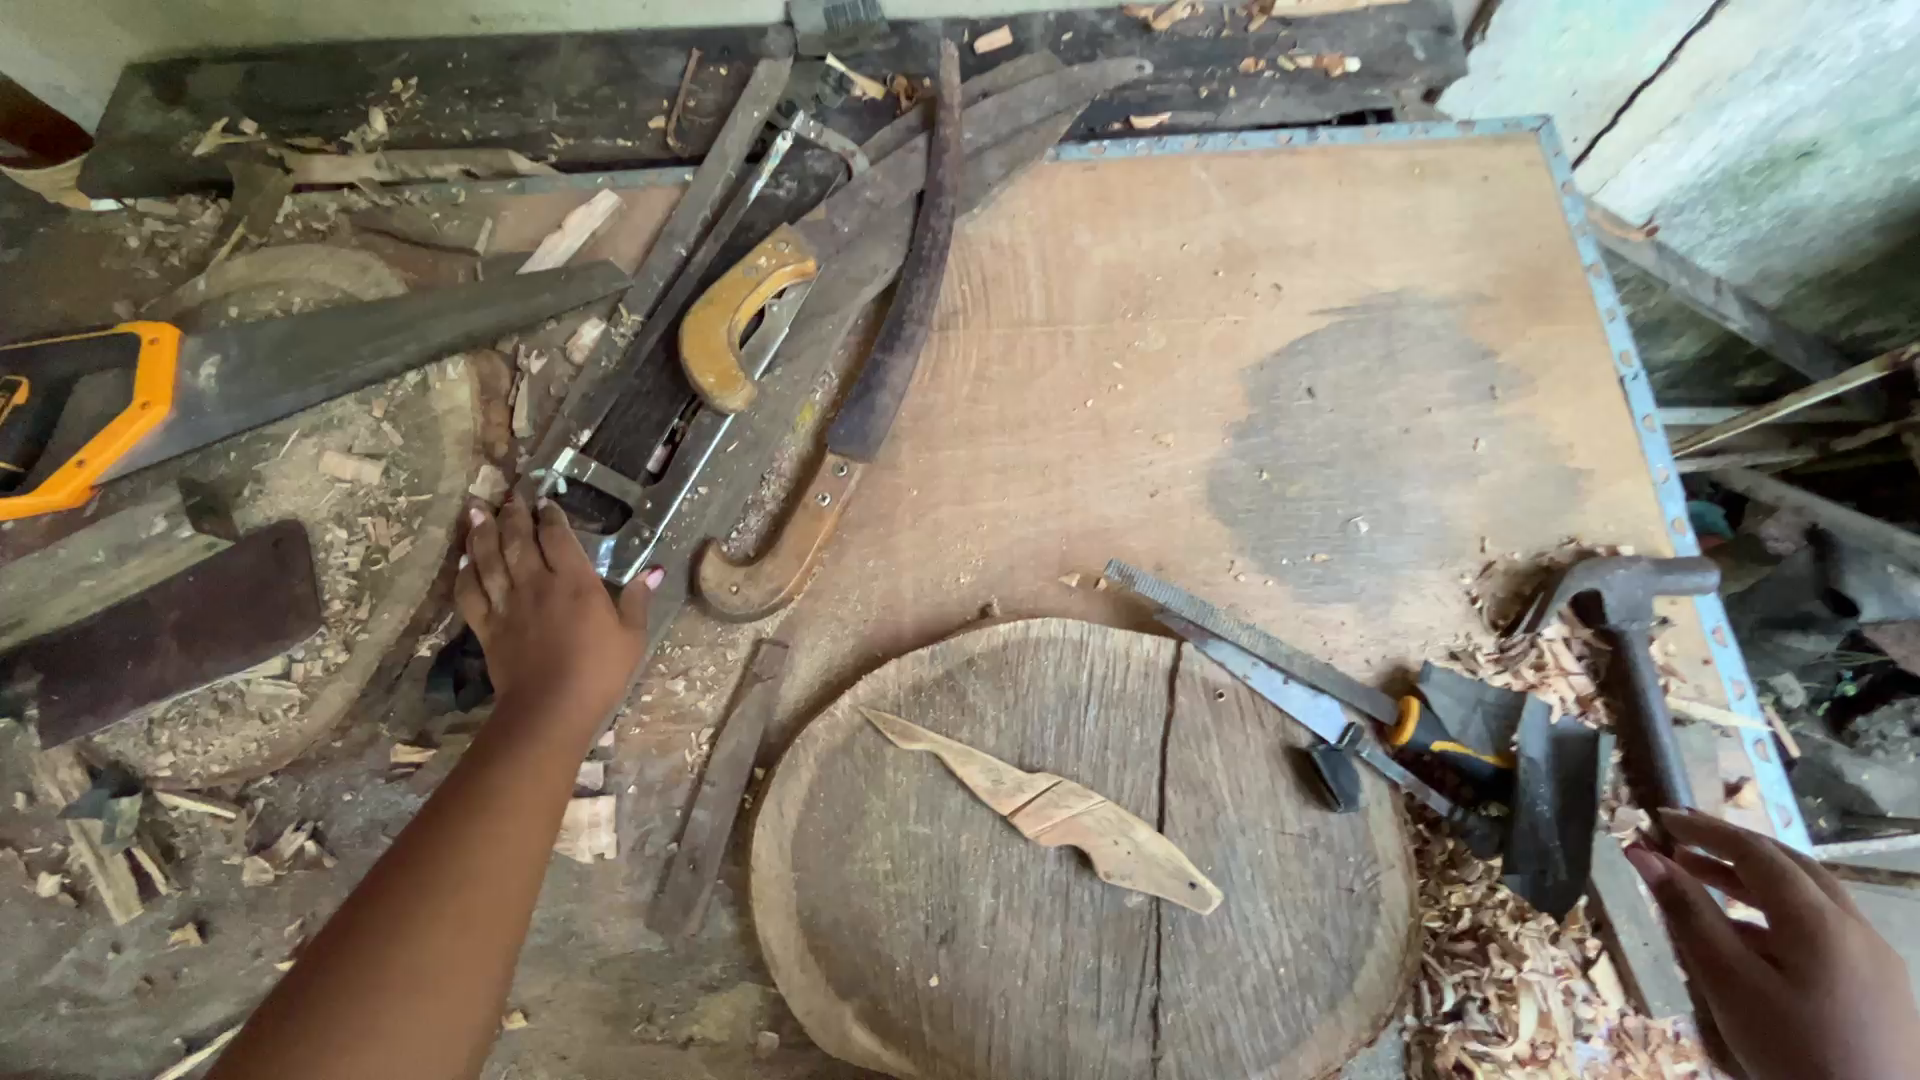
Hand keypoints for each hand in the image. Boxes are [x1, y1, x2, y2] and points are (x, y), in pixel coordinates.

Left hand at [454, 495, 662, 712]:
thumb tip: (653, 570)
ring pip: (488, 559)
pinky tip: (464, 560)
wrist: (551, 708)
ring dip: (480, 531)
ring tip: (476, 509)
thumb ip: (638, 599)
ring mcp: (507, 604)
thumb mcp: (632, 635)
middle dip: (513, 513)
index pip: (557, 537)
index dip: (550, 515)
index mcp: (575, 582)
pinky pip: (469, 593)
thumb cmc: (600, 671)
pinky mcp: (487, 626)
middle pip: (518, 539)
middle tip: (509, 495)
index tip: (546, 501)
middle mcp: (537, 584)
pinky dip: (464, 573)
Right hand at [1627, 808, 1919, 1079]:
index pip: (1757, 853)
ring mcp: (1875, 959)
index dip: (1705, 830)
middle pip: (1792, 865)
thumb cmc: (1789, 1046)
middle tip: (1679, 835)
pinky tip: (1739, 928)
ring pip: (1811, 894)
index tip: (1659, 818)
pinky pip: (1822, 924)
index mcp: (1820, 923)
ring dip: (1752, 875)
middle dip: (1732, 844)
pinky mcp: (1877, 984)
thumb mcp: (1725, 978)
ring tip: (1698, 873)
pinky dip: (1774, 907)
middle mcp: (1856, 929)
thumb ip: (1686, 910)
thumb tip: (1641, 853)